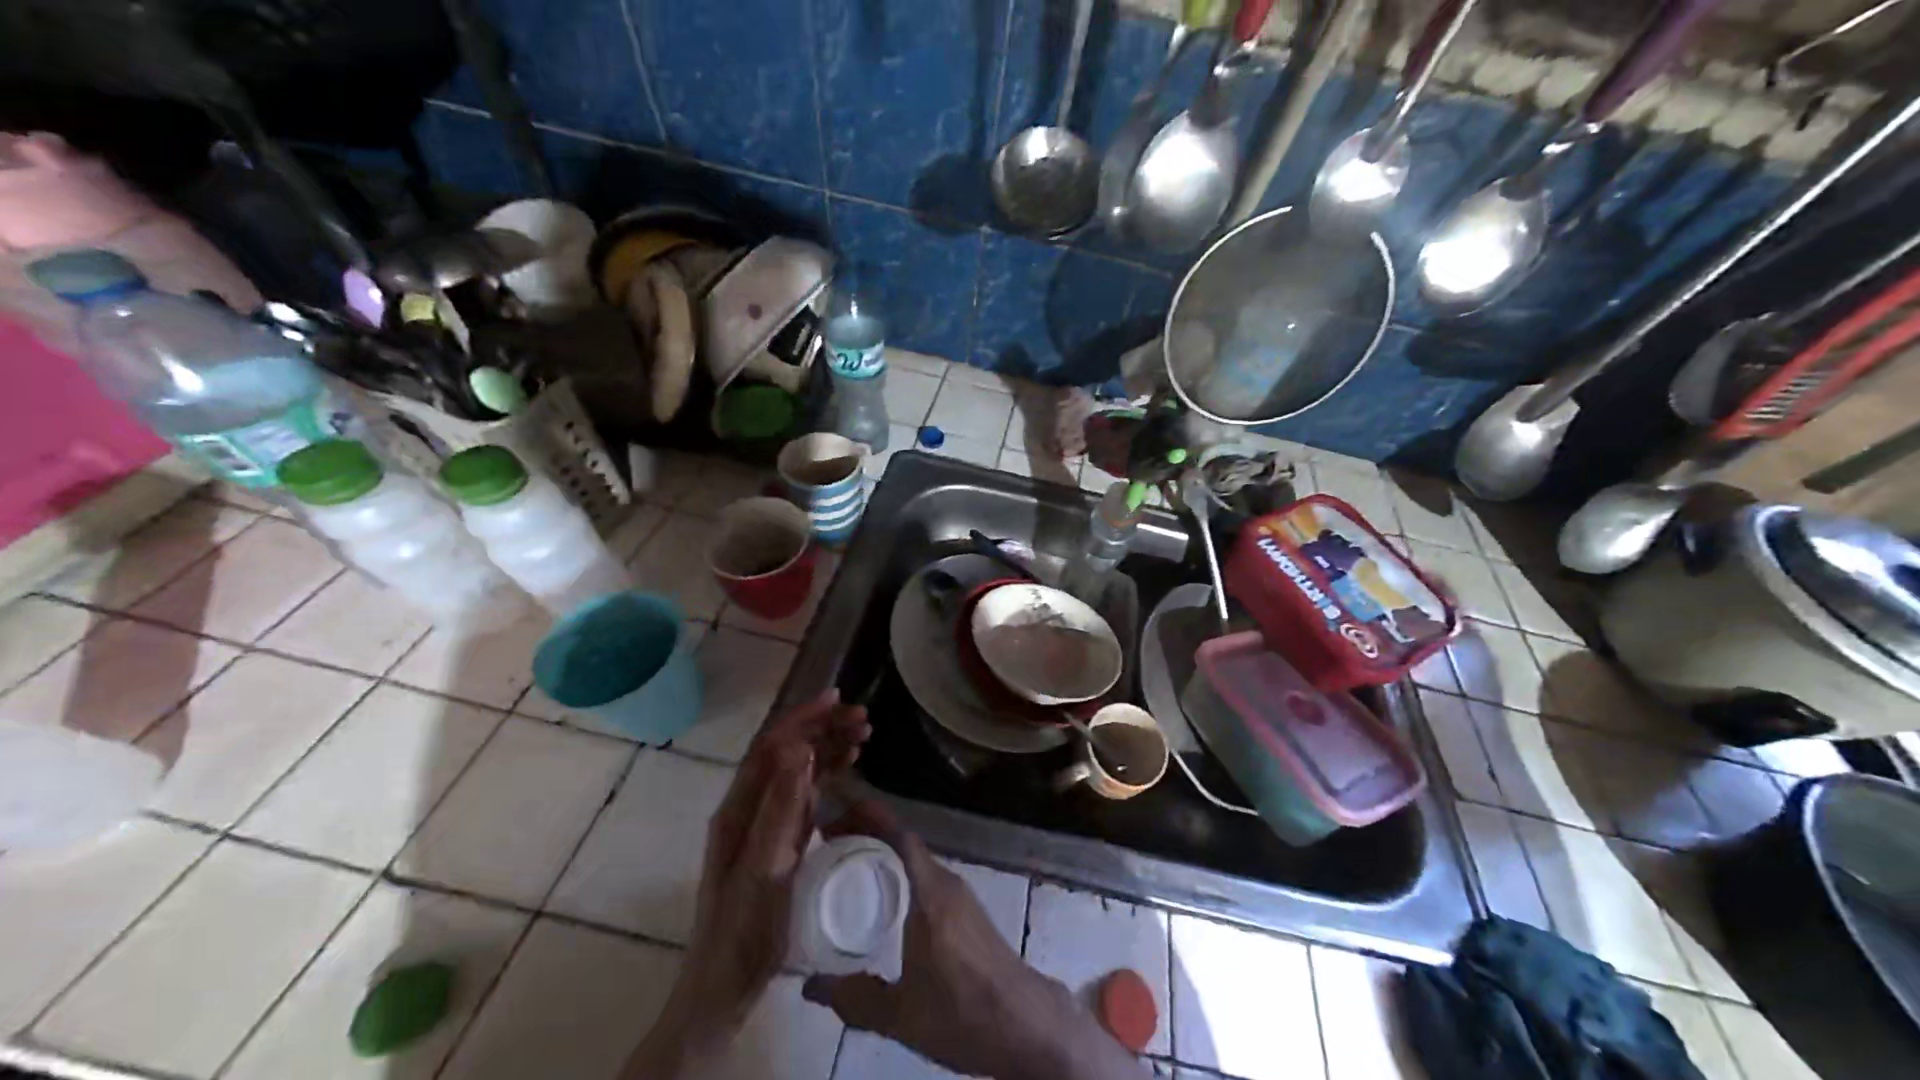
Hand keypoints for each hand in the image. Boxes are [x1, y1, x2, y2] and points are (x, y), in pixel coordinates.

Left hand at [623, 690, 869, 1079]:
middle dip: (822, 729)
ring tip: (864, 734)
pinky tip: (848, 767)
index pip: (770, 747)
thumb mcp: (764, 868)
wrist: (726, 985)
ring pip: (798, 771)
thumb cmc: (743, 929)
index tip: (836, 698)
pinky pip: (805, 796)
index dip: (802, 718)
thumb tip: (799, 748)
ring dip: (828, 748)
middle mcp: (748, 808)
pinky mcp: (780, 842)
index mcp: (738, 809)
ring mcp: (764, 824)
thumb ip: (781, 809)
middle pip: (786, 753)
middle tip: (863, 718)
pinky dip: (827, 775)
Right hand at [801, 801, 1148, 1079]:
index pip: (899, 836)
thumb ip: (852, 998)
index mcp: (930, 894)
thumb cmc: (963, 1012)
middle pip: (902, 842)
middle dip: (865, 834)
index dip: (866, 817)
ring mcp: (959, 894)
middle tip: (826, 846)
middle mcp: (946, 883)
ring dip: (881, 854)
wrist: (1026, 1025)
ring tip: (844, 868)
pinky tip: (880, 900)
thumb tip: (809, 985)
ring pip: (914, 859)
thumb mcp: (899, 1015)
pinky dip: (898, 873)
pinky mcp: (966, 910)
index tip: (832, 819)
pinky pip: (924, 876)